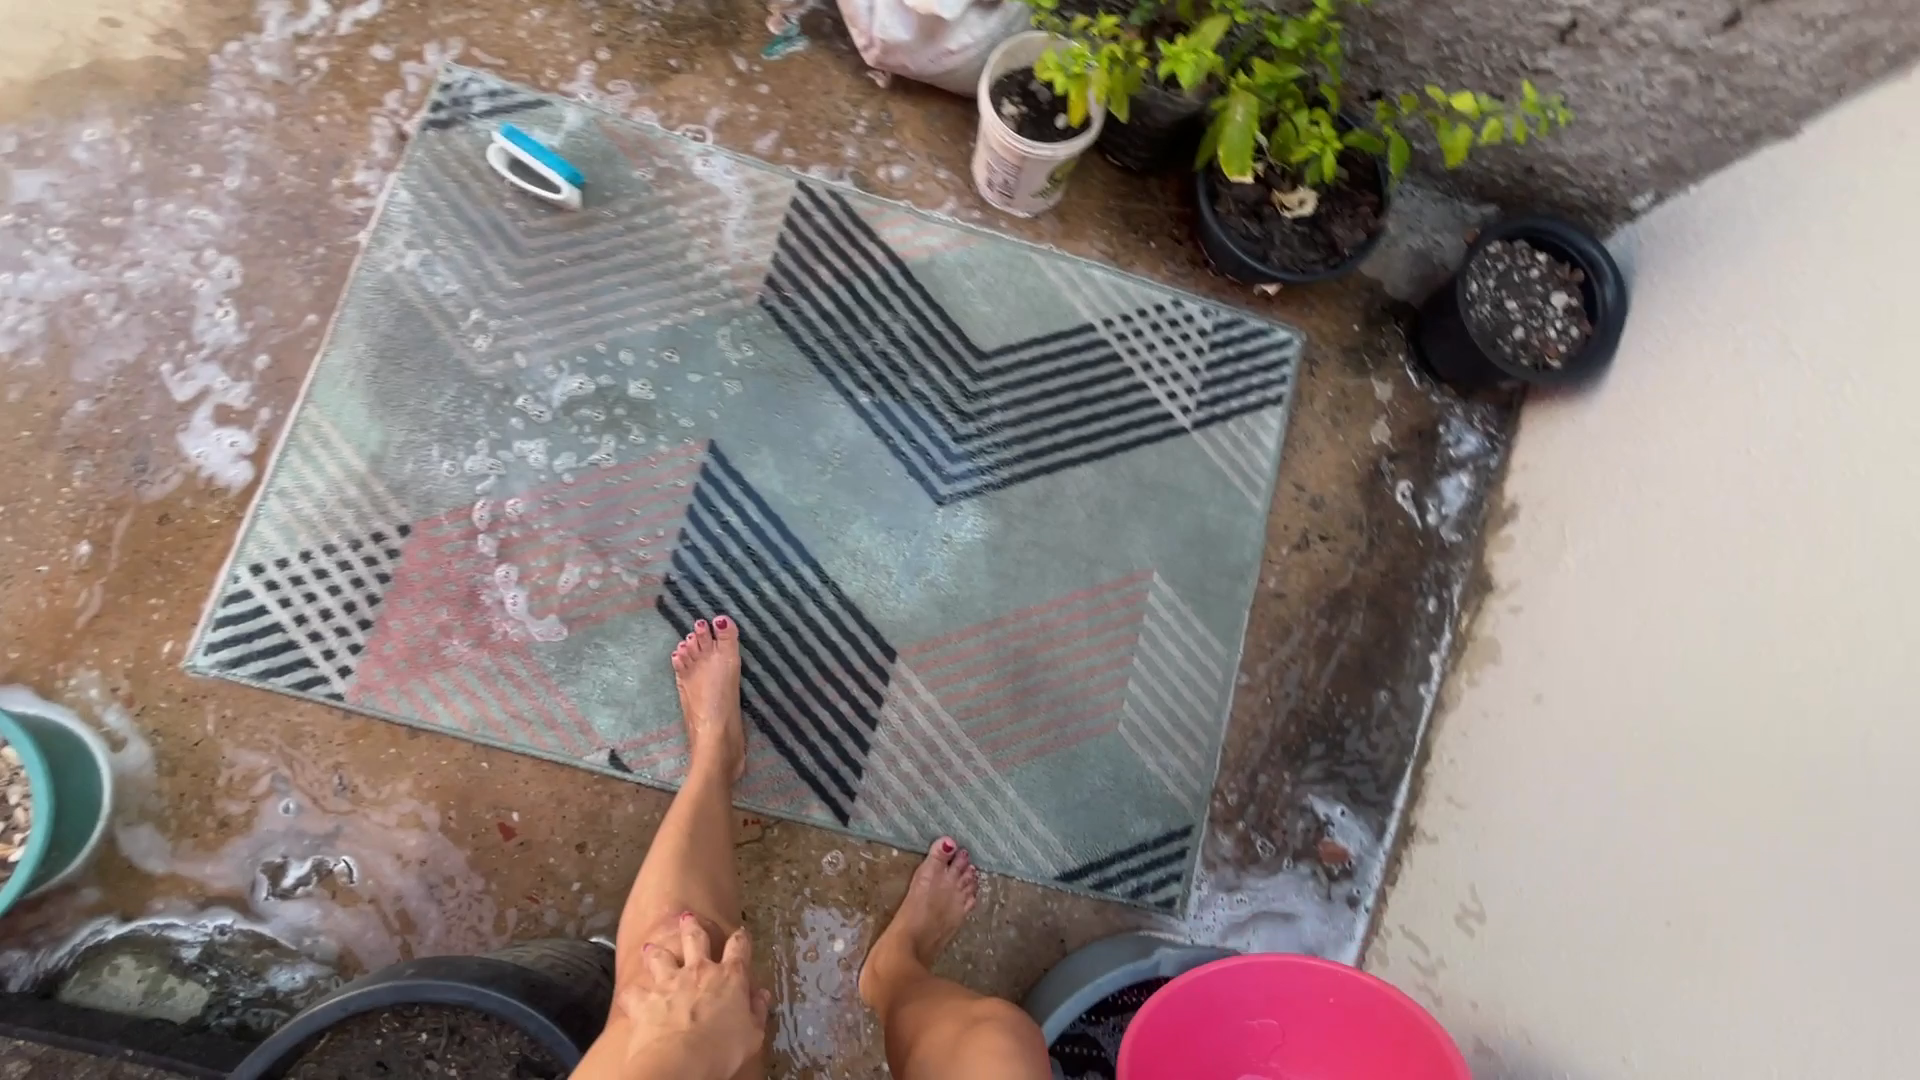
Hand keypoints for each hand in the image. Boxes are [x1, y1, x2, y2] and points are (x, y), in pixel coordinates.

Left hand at [619, 914, 770, 1079]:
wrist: (678, 1064)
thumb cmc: (722, 1051)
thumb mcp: (752, 1035)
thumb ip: (757, 1012)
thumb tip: (762, 995)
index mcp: (729, 977)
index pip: (739, 948)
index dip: (741, 938)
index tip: (740, 933)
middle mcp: (699, 971)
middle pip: (696, 940)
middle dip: (692, 927)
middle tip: (687, 916)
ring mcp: (669, 982)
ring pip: (661, 957)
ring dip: (656, 952)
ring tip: (651, 946)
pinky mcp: (644, 1001)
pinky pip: (633, 993)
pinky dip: (632, 993)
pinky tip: (630, 993)